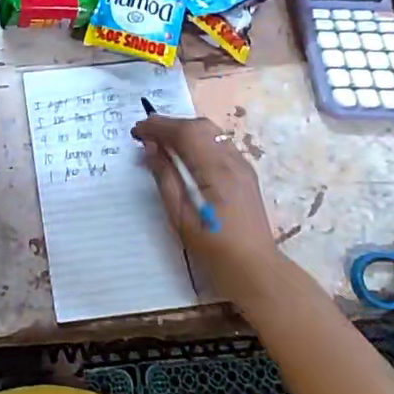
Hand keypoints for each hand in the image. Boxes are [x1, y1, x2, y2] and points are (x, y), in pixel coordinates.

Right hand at [133, 115, 281, 304]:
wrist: (256, 269)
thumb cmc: (214, 248)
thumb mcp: (180, 217)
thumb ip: (165, 178)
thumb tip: (151, 148)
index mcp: (216, 171)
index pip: (185, 133)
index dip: (159, 126)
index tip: (137, 130)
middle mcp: (232, 160)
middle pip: (199, 126)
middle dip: (170, 124)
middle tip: (146, 133)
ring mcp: (242, 164)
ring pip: (210, 131)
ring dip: (184, 129)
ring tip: (161, 140)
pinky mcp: (245, 171)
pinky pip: (218, 142)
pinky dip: (197, 138)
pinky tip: (185, 151)